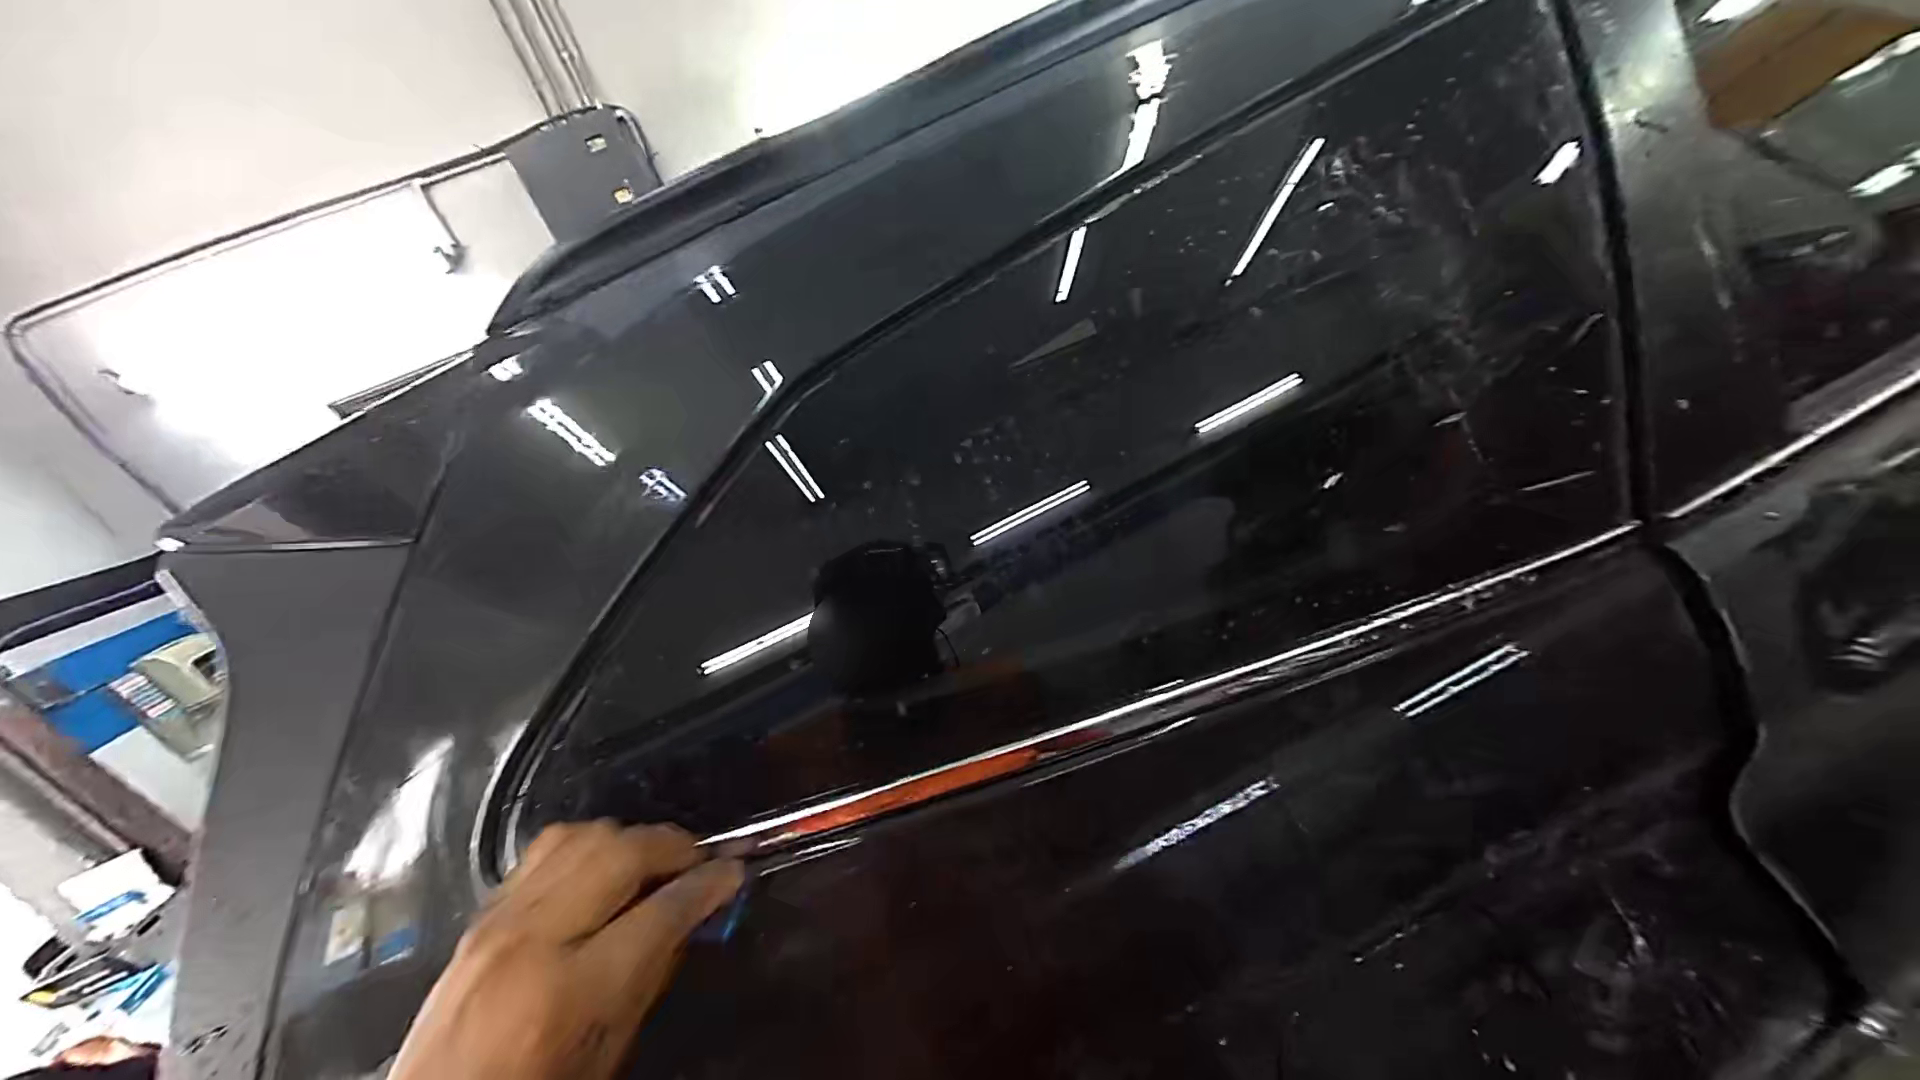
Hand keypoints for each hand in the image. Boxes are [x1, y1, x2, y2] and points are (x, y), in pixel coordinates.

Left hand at [389, 821, 743, 1079]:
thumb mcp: (609, 1050)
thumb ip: (655, 971)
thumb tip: (695, 910)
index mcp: (567, 993)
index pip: (661, 911)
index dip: (708, 884)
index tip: (733, 872)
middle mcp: (530, 942)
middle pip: (623, 853)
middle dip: (675, 847)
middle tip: (700, 861)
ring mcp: (499, 921)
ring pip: (586, 836)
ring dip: (634, 839)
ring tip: (656, 862)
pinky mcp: (483, 914)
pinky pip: (549, 848)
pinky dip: (592, 845)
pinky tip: (606, 868)